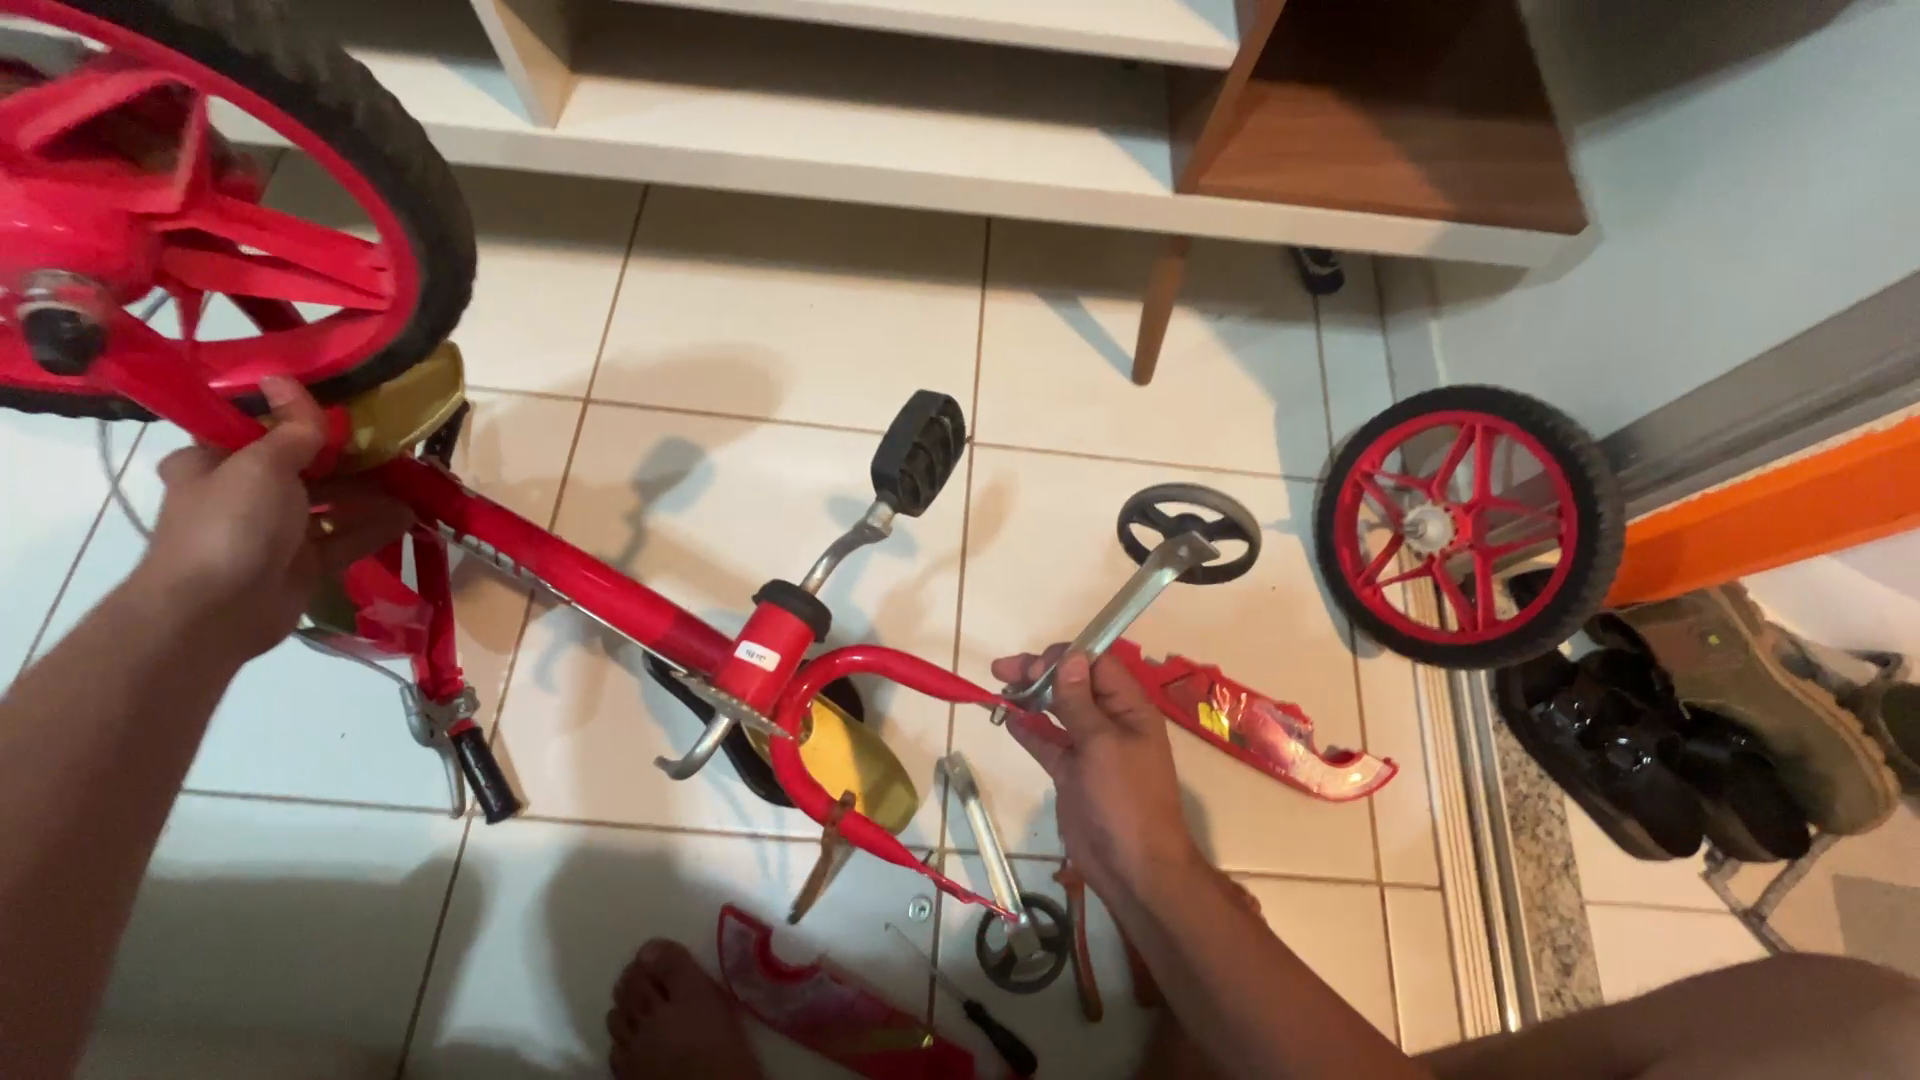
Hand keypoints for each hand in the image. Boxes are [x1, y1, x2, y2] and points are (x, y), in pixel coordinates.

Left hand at [131, 377, 412, 662]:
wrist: (217, 609)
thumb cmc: (230, 524)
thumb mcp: (262, 464)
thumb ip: (291, 428)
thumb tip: (285, 377)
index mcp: (213, 464)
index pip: (259, 433)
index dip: (300, 421)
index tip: (345, 411)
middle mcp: (241, 496)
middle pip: (303, 470)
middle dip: (347, 461)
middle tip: (394, 447)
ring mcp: (274, 533)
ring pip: (329, 506)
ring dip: (368, 495)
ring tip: (412, 482)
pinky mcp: (303, 564)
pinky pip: (344, 539)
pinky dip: (374, 527)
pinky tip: (408, 515)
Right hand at [992, 648, 1202, 901]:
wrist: (1132, 866)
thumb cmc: (1125, 798)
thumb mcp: (1102, 743)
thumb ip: (1079, 701)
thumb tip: (1069, 657)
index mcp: (1129, 709)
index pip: (1097, 665)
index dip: (1065, 657)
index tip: (1033, 663)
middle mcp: (1110, 722)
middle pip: (1073, 685)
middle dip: (1040, 673)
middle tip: (1004, 671)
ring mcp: (1089, 748)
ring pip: (1057, 711)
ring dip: (1031, 698)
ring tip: (1000, 687)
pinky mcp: (1071, 772)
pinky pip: (1047, 742)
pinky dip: (1028, 729)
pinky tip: (1007, 718)